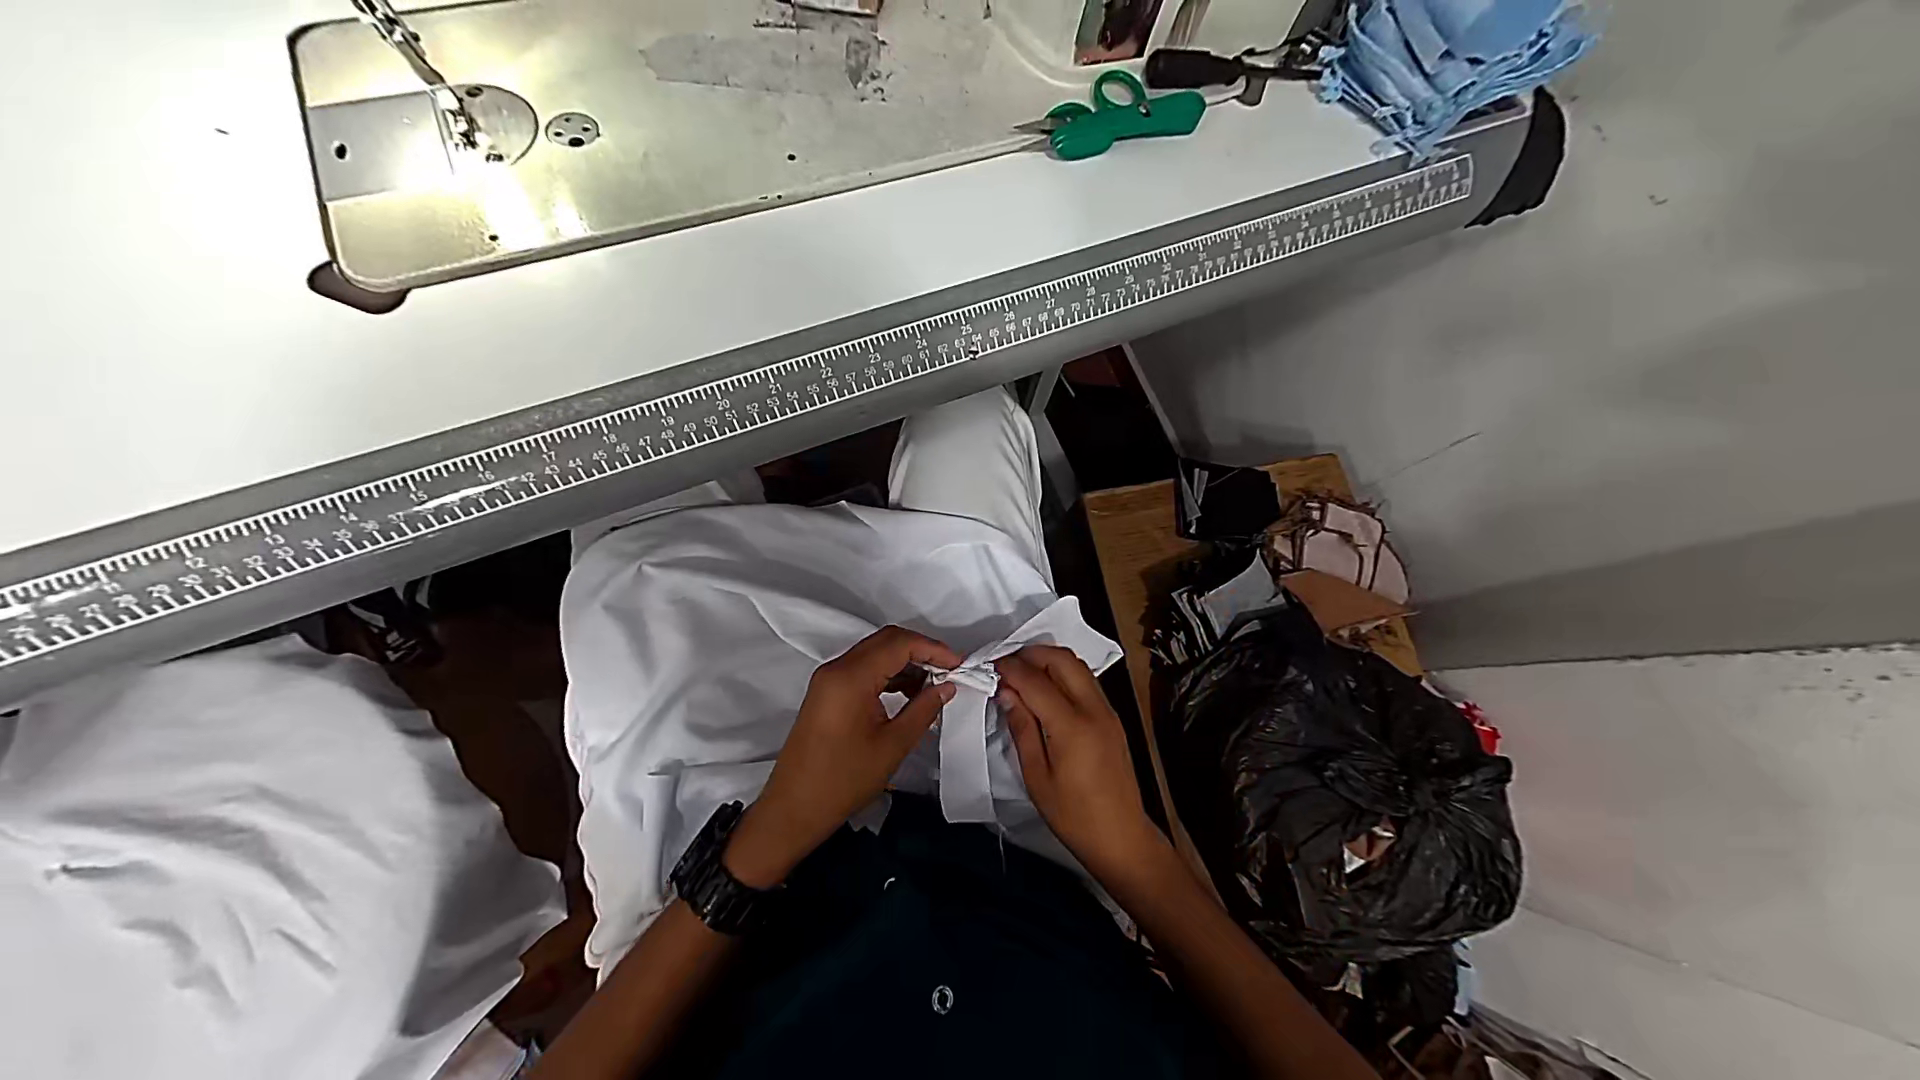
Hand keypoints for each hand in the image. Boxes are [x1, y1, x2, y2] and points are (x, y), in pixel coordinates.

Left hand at [725, 625, 961, 887]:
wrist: (794, 809)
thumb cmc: (842, 780)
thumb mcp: (893, 745)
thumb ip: (924, 709)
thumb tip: (946, 687)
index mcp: (851, 677)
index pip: (899, 643)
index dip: (933, 649)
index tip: (959, 665)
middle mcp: (837, 669)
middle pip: (886, 641)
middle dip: (921, 651)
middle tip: (950, 671)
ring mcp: (829, 679)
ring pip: (875, 653)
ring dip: (905, 662)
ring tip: (934, 685)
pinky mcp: (827, 692)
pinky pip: (863, 669)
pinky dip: (888, 674)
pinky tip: (910, 694)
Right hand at [995, 645, 1168, 880]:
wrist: (1121, 836)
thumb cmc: (1073, 815)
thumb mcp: (1036, 775)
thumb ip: (1022, 728)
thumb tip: (1007, 693)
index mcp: (1072, 726)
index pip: (1035, 680)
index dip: (1010, 669)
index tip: (990, 666)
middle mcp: (1094, 710)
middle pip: (1062, 659)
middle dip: (1031, 654)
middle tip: (1006, 665)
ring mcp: (1107, 712)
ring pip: (1077, 666)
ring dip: (1049, 660)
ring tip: (1023, 674)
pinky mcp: (1112, 718)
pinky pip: (1086, 681)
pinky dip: (1063, 673)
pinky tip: (1045, 689)